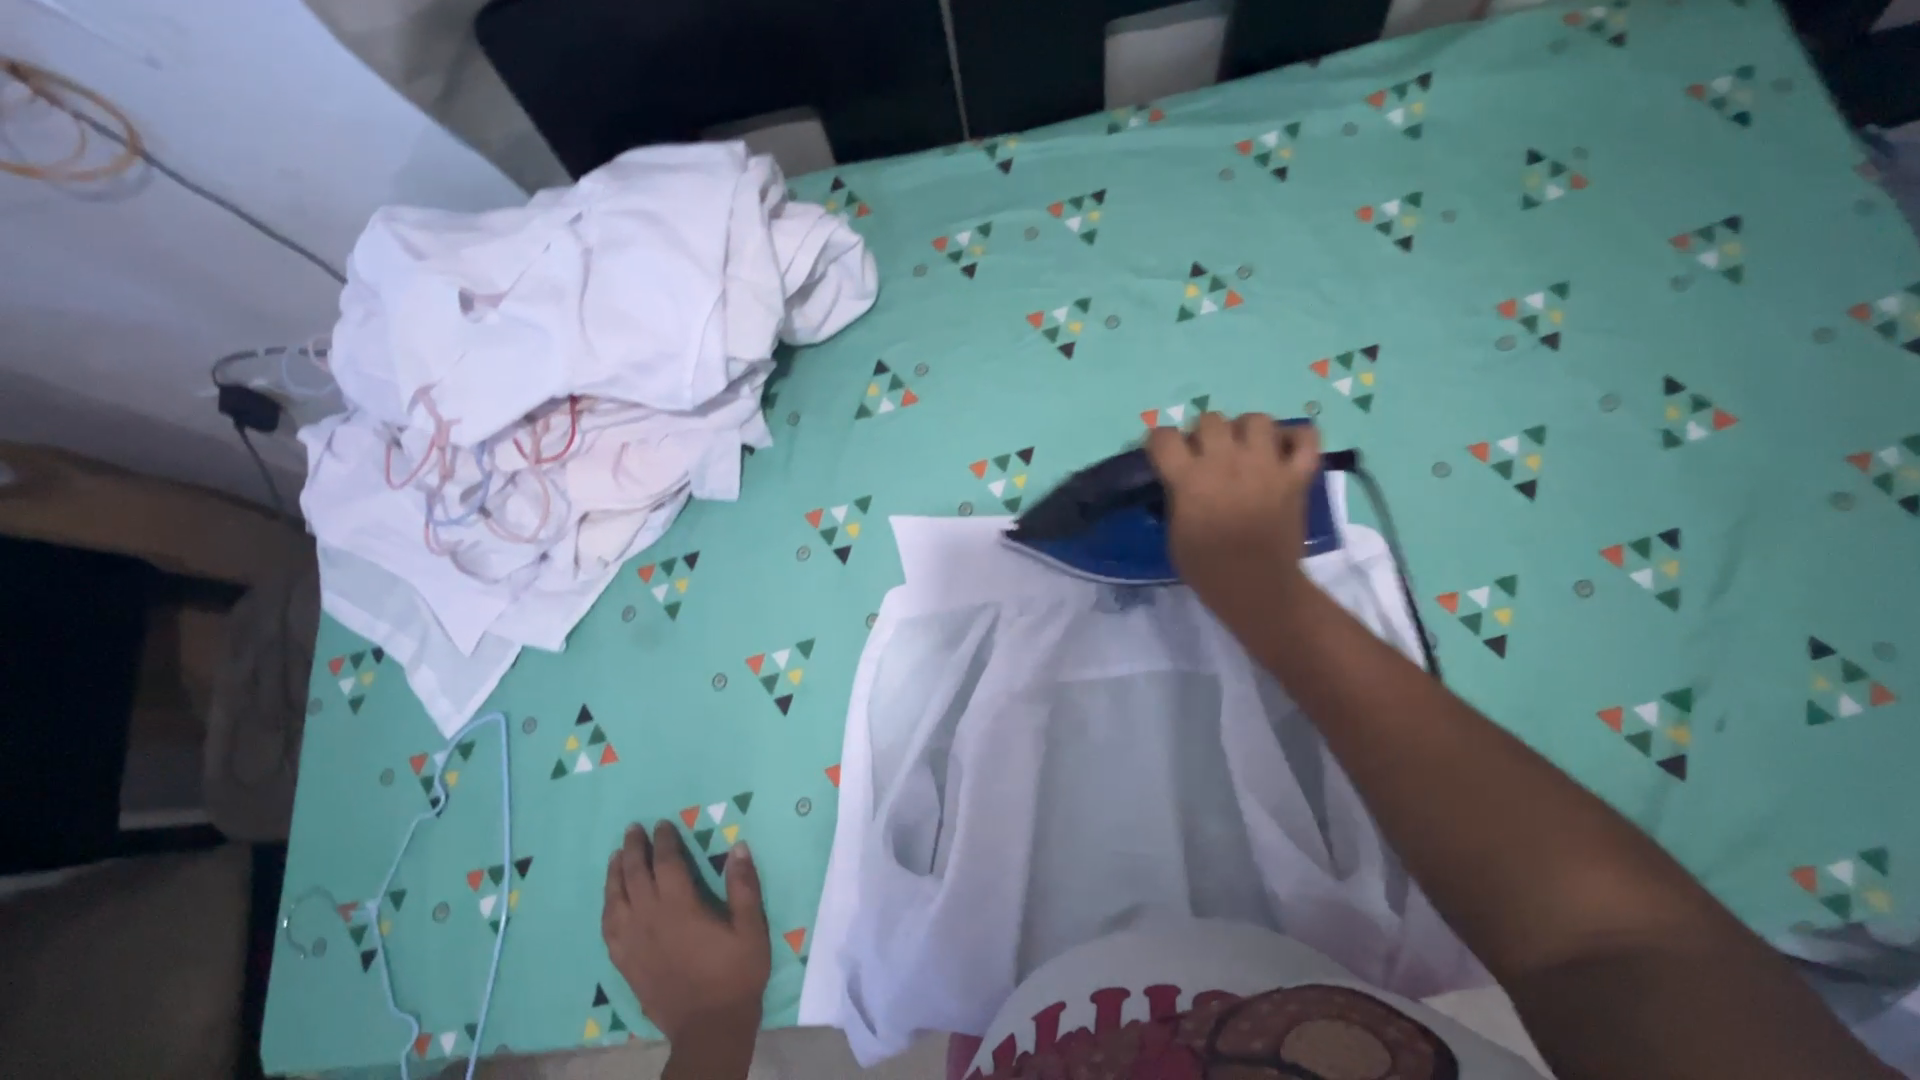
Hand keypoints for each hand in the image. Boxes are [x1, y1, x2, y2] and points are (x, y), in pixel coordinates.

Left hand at [603, 822, 770, 1044]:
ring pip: (616, 899)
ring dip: (615, 873)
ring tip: (616, 856)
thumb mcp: (751, 928)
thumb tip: (738, 847)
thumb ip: (743, 886)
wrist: (709, 1027)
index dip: (664, 841)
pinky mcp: (626, 962)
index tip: (663, 824)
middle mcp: (650, 919)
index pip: (666, 863)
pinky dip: (607, 906)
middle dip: (634, 849)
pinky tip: (609, 900)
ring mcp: (633, 942)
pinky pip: (608, 927)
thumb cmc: (735, 974)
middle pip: (635, 875)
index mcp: (681, 907)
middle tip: (633, 829)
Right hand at [1146, 413, 1321, 618]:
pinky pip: (1306, 437)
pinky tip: (1284, 450)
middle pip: (1210, 419)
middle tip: (1207, 455)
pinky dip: (1297, 438)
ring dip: (1246, 431)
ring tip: (1245, 450)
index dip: (1160, 443)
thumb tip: (1180, 480)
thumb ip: (1176, 496)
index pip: (1163, 436)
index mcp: (1189, 477)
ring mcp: (1266, 464)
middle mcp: (1226, 461)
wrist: (1256, 586)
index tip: (1165, 455)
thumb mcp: (1174, 532)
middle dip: (1204, 434)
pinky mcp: (1297, 475)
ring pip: (1256, 420)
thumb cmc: (1207, 567)